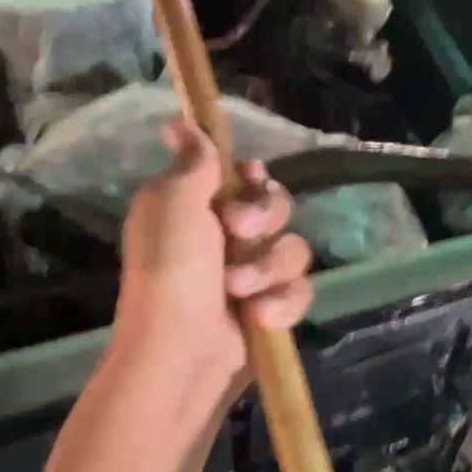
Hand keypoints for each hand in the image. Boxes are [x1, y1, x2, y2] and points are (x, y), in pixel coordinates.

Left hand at [114, 120, 313, 381]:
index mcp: (200, 209)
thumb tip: (180, 122)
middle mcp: (229, 240)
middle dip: (262, 218)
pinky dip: (281, 303)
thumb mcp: (172, 201)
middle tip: (235, 232)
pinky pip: (301, 291)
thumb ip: (192, 161)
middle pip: (278, 206)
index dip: (253, 178)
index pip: (245, 178)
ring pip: (293, 250)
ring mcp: (254, 277)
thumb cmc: (169, 267)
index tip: (247, 179)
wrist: (182, 348)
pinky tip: (259, 317)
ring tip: (236, 291)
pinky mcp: (275, 311)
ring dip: (265, 268)